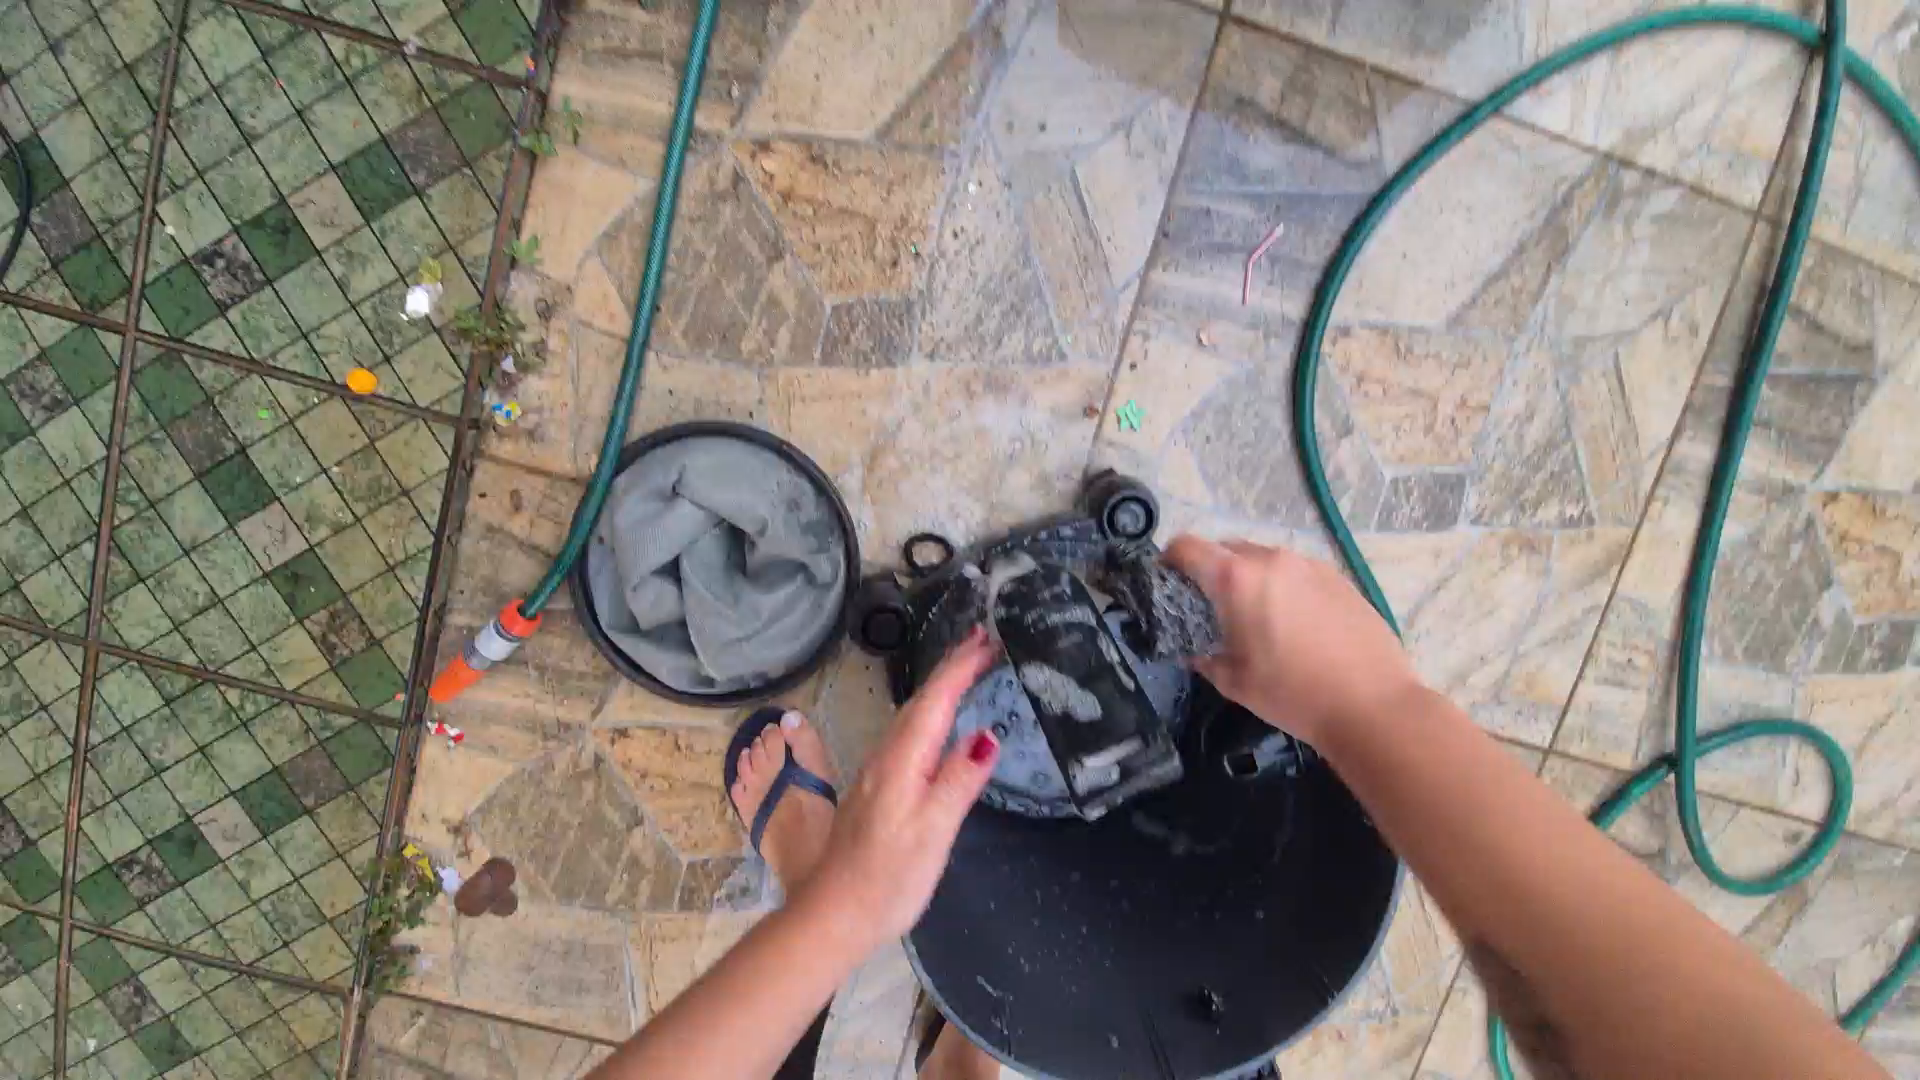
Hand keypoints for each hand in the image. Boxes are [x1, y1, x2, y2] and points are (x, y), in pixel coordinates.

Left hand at [797, 627, 999, 950]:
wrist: (833, 915)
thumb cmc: (887, 879)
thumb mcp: (932, 833)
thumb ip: (958, 782)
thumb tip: (987, 734)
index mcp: (901, 761)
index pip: (935, 702)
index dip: (960, 668)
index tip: (986, 638)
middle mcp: (886, 756)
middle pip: (922, 701)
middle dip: (951, 667)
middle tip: (982, 639)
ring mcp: (879, 771)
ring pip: (913, 715)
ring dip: (940, 686)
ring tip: (967, 666)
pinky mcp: (878, 787)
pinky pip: (908, 733)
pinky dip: (930, 712)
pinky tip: (939, 719)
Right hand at [1165, 535, 1422, 744]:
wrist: (1374, 706)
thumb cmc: (1293, 694)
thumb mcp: (1233, 681)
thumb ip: (1203, 656)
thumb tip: (1192, 649)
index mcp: (1236, 578)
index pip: (1187, 547)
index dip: (1168, 560)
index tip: (1166, 584)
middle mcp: (1271, 559)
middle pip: (1224, 548)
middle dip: (1209, 571)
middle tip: (1209, 608)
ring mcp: (1309, 565)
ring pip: (1262, 558)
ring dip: (1247, 577)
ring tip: (1254, 616)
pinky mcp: (1338, 577)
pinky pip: (1294, 571)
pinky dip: (1281, 586)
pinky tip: (1293, 622)